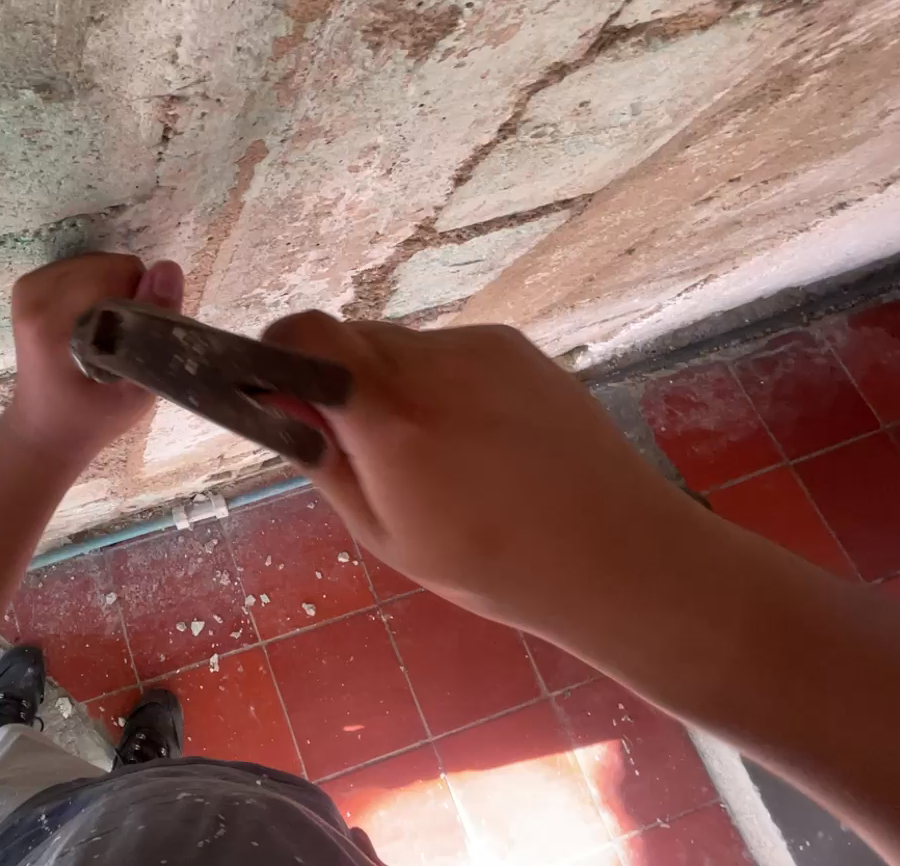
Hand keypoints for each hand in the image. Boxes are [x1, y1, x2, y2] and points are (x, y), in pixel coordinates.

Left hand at [3, 253, 184, 463]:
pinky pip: (82, 269)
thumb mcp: (136, 389)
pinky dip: (97, 289)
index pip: (117, 273)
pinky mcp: (28, 287)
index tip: (138, 339)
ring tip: (109, 336)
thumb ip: (156, 327)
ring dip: (114, 292)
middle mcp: (33, 295)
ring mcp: (28, 288)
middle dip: (128, 294)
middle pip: (107, 264)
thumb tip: (168, 267)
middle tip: (125, 341)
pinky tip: (95, 324)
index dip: (142, 300)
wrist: (44, 432)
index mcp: (50, 321)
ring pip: (97, 263)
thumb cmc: (91, 420)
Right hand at [261, 313, 707, 632]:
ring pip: (392, 344)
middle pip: (344, 338)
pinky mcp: (509, 343)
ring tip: (430, 445)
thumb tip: (279, 407)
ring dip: (383, 381)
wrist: (623, 556)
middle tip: (361, 440)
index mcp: (388, 416)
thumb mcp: (382, 531)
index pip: (304, 334)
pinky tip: (473, 432)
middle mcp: (428, 362)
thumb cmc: (489, 564)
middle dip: (332, 379)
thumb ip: (322, 458)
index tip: (280, 393)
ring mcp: (474, 346)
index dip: (277, 352)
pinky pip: (441, 348)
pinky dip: (432, 379)